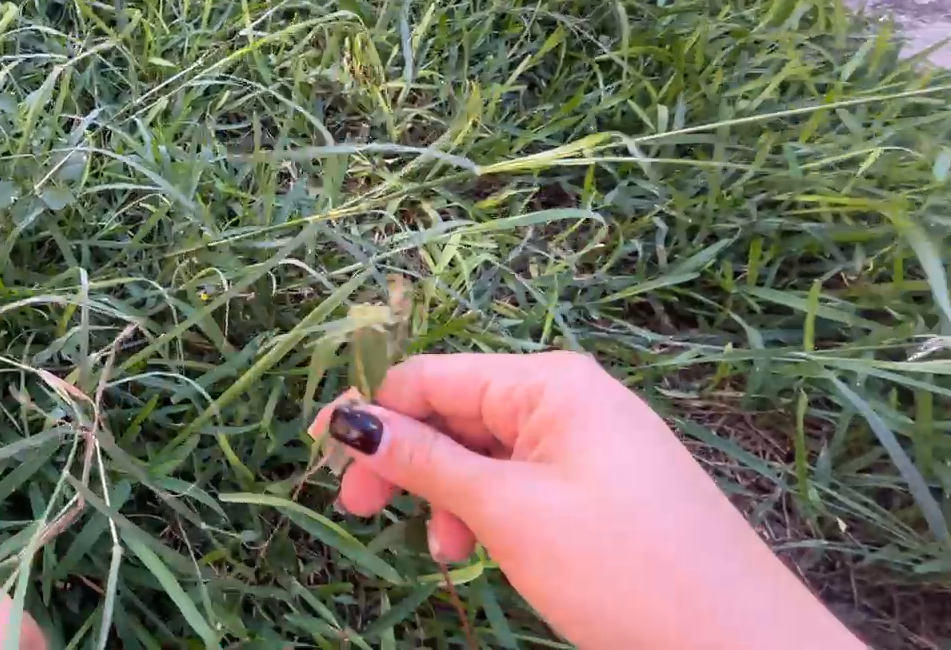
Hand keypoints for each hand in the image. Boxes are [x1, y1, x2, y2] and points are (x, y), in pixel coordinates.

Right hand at [310, 352, 862, 649]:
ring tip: (436, 547)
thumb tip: (348, 422)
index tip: (326, 453)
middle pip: (450, 412)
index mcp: (546, 382)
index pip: (428, 378)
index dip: (372, 411)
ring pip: (477, 449)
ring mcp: (583, 440)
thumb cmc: (625, 573)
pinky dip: (481, 508)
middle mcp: (563, 396)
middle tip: (359, 505)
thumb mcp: (506, 512)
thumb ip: (421, 459)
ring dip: (442, 491)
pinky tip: (472, 547)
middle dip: (405, 458)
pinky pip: (513, 477)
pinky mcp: (597, 483)